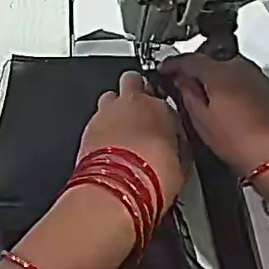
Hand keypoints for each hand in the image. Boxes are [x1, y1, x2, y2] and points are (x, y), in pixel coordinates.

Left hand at [77, 70, 185, 210]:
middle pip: (132, 80)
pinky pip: (95, 117)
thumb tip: (179, 150)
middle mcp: (132, 103)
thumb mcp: (181, 165)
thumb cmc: (150, 177)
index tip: (163, 121)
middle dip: (135, 89)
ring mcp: (107, 112)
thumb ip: (179, 146)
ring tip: (121, 128)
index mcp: (160, 108)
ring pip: (110, 96)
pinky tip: (107, 144)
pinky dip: (101, 127)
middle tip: (140, 111)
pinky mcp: (87, 127)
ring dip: (115, 107)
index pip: (163, 96)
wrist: (116, 188)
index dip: (162, 108)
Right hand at [161, 47, 268, 175]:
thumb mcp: (200, 119)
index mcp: (219, 70)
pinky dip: (226, 84)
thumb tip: (181, 82)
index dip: (172, 64)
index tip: (164, 70)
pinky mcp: (265, 88)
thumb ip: (186, 93)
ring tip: (201, 96)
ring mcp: (255, 76)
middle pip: (209, 57)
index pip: (188, 58)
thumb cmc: (242, 142)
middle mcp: (239, 66)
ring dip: (211, 75)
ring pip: (225, 66)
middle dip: (193, 68)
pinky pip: (239, 77)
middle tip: (180, 81)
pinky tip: (221, 102)